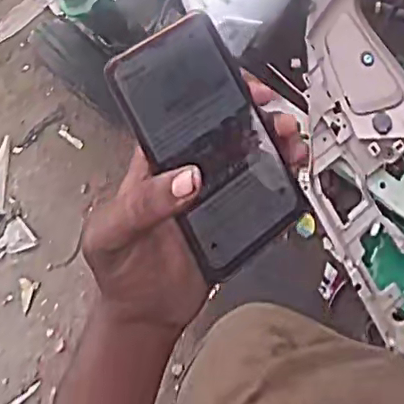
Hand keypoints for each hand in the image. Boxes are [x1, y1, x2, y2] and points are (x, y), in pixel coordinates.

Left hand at [80, 78, 305, 332]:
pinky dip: (282, 176)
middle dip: (255, 110)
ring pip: (250, 151)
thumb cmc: (117, 266)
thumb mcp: (112, 230)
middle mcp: (189, 164)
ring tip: (288, 140)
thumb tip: (185, 178)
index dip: (215, 91)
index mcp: (157, 156)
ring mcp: (214, 186)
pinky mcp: (234, 212)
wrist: (141, 315)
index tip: (237, 87)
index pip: (188, 111)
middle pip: (228, 124)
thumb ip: (142, 203)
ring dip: (274, 139)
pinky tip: (291, 171)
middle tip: (272, 113)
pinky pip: (263, 187)